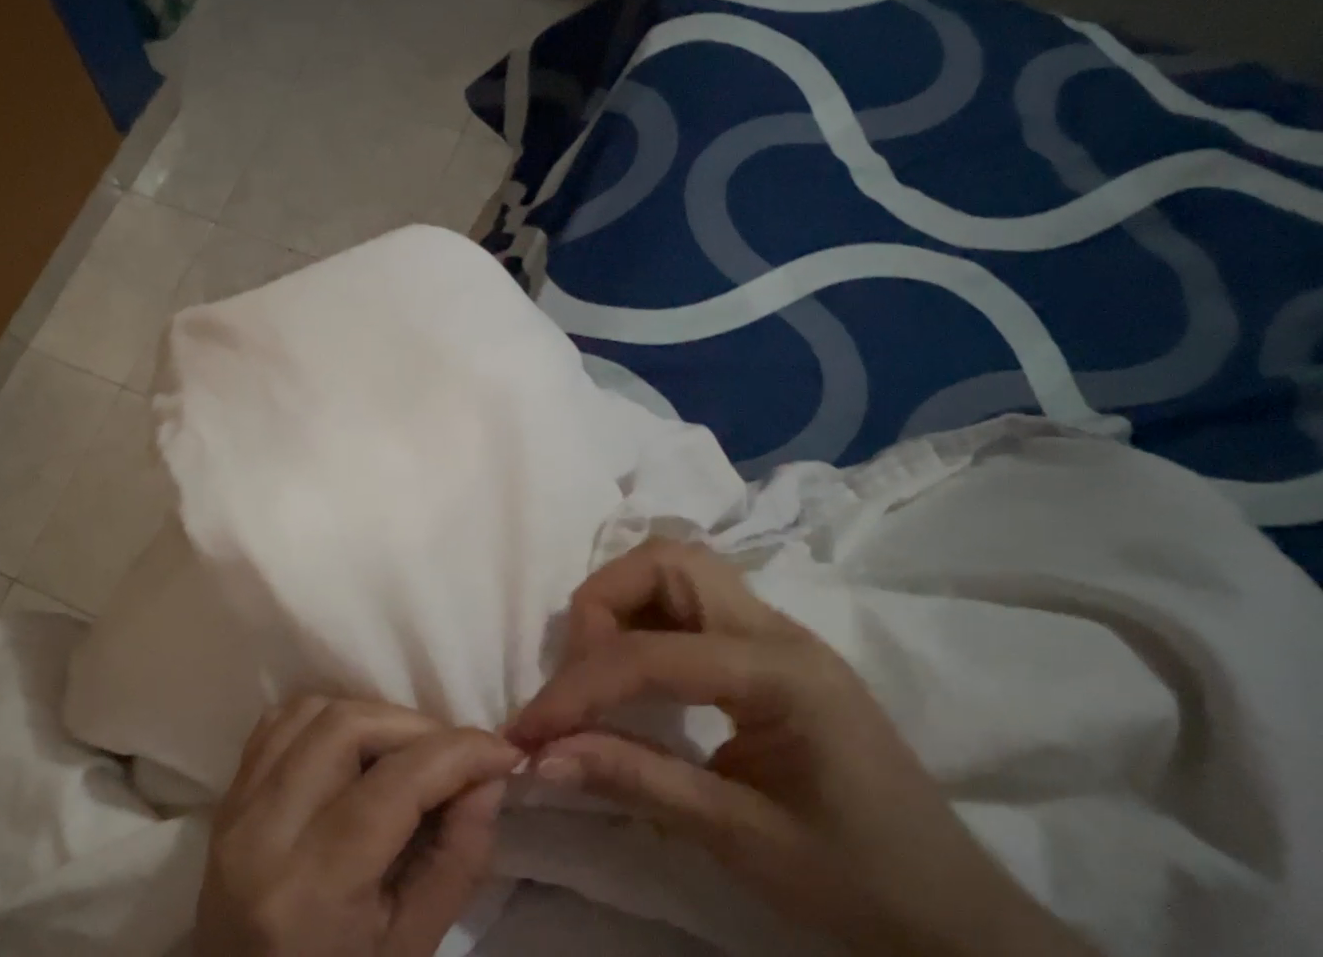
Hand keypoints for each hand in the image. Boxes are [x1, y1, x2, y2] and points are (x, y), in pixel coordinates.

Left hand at [194, 697, 522, 956]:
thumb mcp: (413, 946)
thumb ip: (458, 859)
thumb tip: (488, 778)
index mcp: (311, 889)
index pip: (392, 785)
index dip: (457, 754)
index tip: (502, 753)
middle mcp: (262, 833)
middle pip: (345, 727)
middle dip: (416, 728)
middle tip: (456, 758)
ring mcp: (236, 808)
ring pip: (310, 711)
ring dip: (373, 717)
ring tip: (410, 753)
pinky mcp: (228, 796)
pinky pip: (279, 723)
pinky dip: (328, 719)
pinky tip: (359, 748)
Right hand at [509, 540, 1100, 956]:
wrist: (950, 912)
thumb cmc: (854, 879)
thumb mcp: (738, 838)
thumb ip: (636, 779)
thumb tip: (540, 756)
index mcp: (781, 674)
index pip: (649, 654)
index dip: (574, 689)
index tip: (524, 734)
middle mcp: (780, 632)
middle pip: (669, 561)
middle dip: (601, 606)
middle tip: (575, 679)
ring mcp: (780, 636)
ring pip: (680, 570)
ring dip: (622, 606)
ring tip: (596, 678)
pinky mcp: (774, 654)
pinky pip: (695, 605)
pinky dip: (646, 621)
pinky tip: (634, 677)